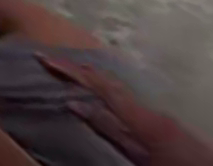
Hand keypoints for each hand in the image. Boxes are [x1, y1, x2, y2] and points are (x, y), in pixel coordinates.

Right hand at [41, 55, 212, 165]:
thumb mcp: (138, 157)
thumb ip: (108, 130)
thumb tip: (72, 103)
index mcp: (143, 117)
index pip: (99, 84)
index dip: (68, 68)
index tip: (40, 56)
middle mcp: (154, 111)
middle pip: (112, 83)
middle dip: (80, 70)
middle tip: (51, 61)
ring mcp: (166, 118)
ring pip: (123, 91)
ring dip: (95, 80)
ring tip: (71, 73)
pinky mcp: (173, 127)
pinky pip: (132, 101)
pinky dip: (111, 91)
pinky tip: (102, 94)